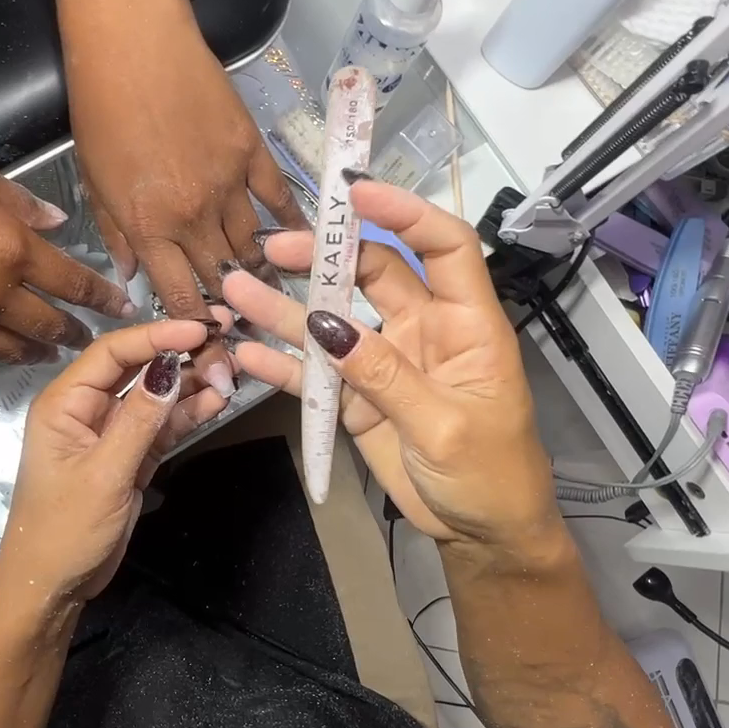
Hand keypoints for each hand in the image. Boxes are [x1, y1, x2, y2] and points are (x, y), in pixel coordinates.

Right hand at [0, 108, 135, 378]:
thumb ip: (16, 202)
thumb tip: (56, 223)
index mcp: (9, 249)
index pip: (72, 281)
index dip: (102, 296)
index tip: (123, 306)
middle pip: (47, 324)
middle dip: (75, 333)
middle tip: (91, 339)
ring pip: (8, 350)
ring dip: (35, 354)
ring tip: (50, 357)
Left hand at [0, 320, 229, 605]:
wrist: (52, 586)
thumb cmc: (65, 530)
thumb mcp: (104, 474)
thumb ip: (140, 420)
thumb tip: (171, 368)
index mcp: (64, 402)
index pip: (112, 352)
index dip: (156, 335)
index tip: (199, 328)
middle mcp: (86, 408)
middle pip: (136, 367)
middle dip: (179, 354)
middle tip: (226, 343)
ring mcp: (110, 432)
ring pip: (154, 395)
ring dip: (190, 384)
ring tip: (232, 372)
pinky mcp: (129, 455)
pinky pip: (161, 425)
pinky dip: (187, 414)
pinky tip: (218, 401)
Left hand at [59, 0, 306, 401]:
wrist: (132, 38)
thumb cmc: (99, 109)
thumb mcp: (93, 180)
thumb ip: (116, 234)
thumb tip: (133, 277)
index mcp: (148, 227)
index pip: (180, 296)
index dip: (196, 322)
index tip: (206, 334)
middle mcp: (193, 216)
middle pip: (221, 277)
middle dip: (230, 303)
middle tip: (241, 317)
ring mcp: (229, 184)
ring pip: (252, 245)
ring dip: (260, 271)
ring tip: (268, 287)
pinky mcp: (253, 151)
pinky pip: (278, 198)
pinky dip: (290, 222)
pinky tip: (300, 240)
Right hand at [222, 181, 567, 557]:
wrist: (479, 533)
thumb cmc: (492, 475)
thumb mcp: (444, 426)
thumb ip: (385, 374)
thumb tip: (326, 325)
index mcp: (466, 324)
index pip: (444, 247)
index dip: (405, 214)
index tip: (356, 194)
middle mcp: (422, 331)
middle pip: (372, 275)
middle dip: (323, 257)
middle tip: (272, 247)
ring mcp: (384, 363)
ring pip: (332, 322)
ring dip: (287, 307)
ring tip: (237, 289)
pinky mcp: (356, 398)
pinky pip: (315, 375)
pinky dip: (282, 365)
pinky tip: (245, 353)